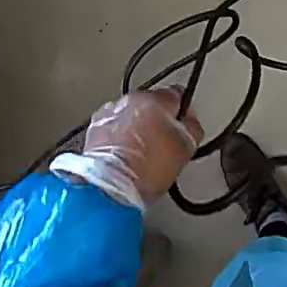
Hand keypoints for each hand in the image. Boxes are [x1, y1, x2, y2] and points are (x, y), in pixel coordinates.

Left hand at [68, 87, 203, 207]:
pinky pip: (114, 126)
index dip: (183, 112)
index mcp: (157, 99)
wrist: (108, 191)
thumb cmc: (145, 171)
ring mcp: (111, 113)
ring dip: (137, 126)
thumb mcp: (186, 149)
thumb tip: (189, 123)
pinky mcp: (94, 129)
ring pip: (132, 114)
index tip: (183, 127)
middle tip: (162, 144)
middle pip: (153, 103)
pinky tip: (124, 155)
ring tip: (140, 153)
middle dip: (158, 119)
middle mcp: (131, 100)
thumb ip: (192, 127)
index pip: (178, 94)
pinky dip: (119, 136)